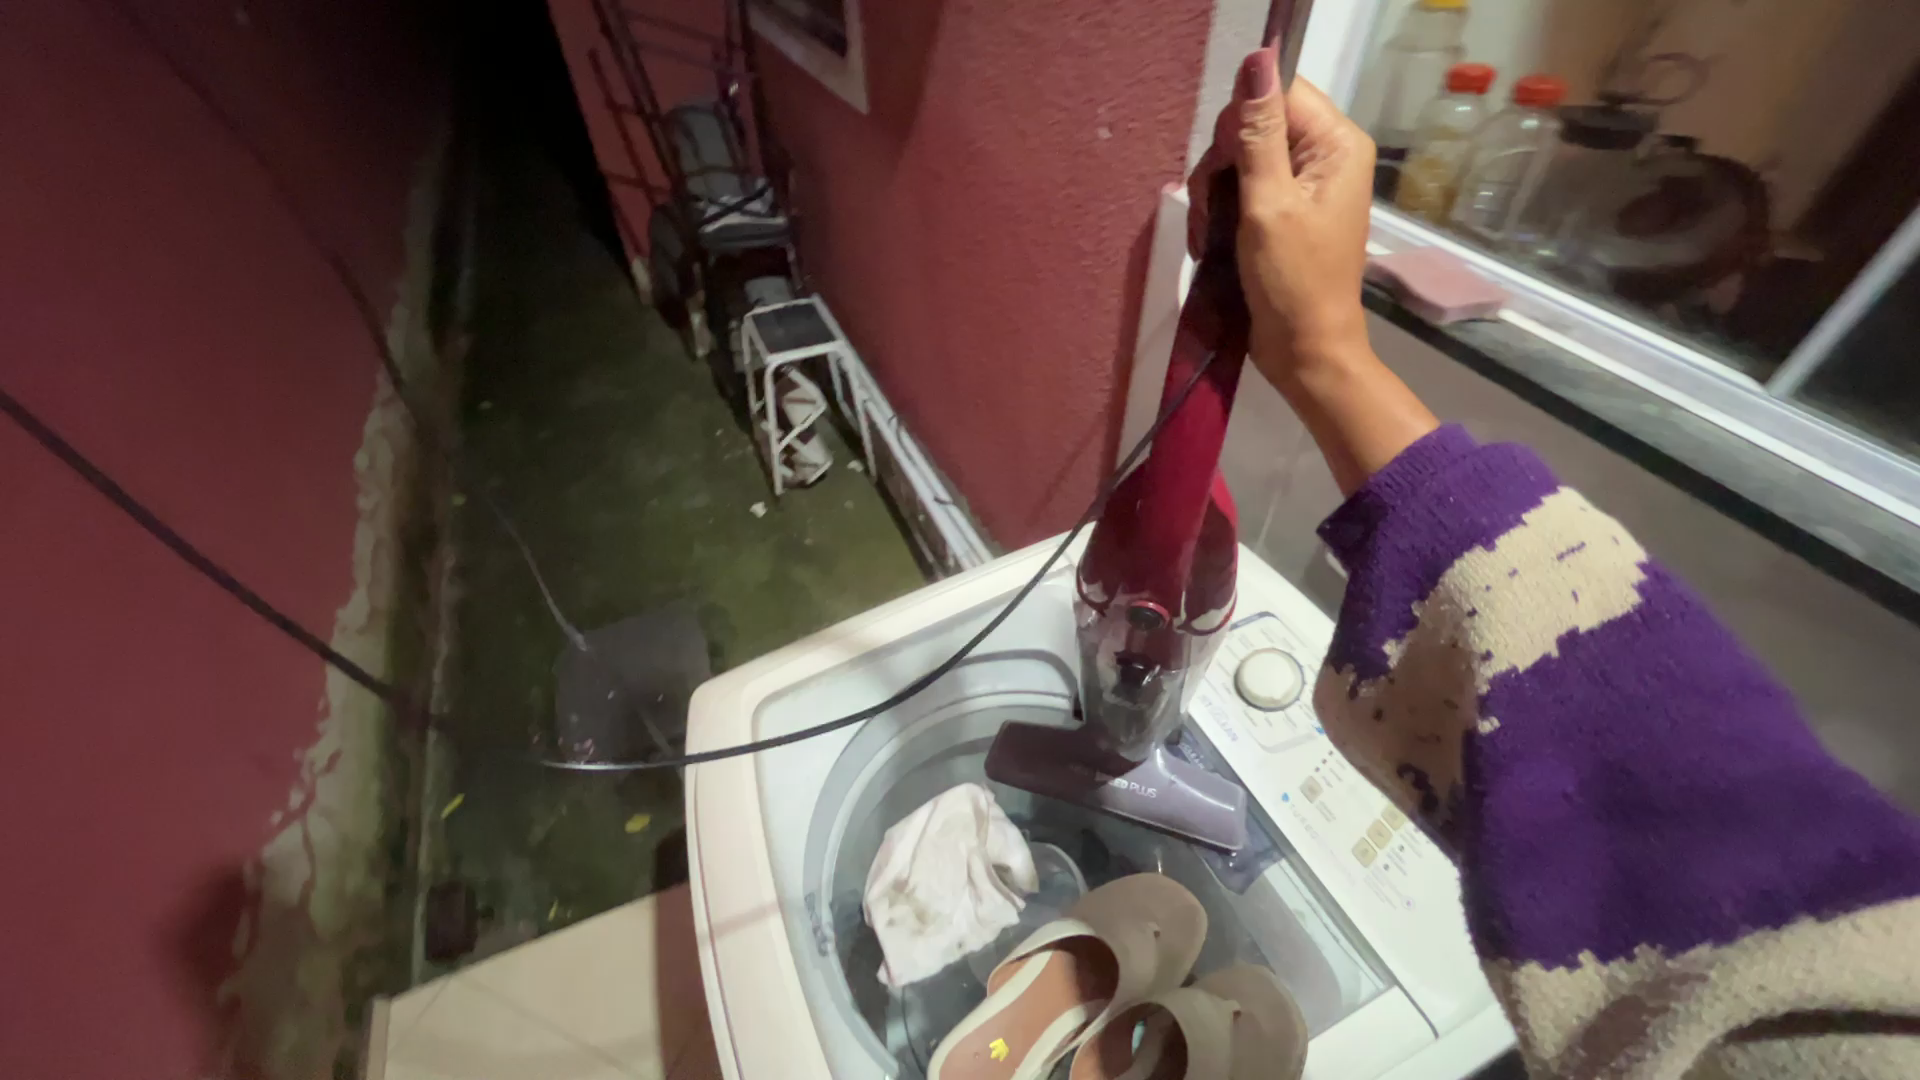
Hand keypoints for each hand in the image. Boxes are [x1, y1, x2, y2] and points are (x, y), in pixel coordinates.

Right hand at [1199, 48, 1375, 385]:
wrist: (1304, 350)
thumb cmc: (1292, 282)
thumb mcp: (1269, 206)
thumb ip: (1258, 135)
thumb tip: (1256, 59)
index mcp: (1336, 145)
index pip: (1282, 93)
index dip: (1242, 122)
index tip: (1223, 169)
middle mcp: (1324, 157)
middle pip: (1257, 126)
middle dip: (1222, 167)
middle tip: (1208, 213)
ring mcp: (1302, 189)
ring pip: (1242, 162)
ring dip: (1214, 196)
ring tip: (1206, 236)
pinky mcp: (1282, 216)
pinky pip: (1243, 192)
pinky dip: (1220, 215)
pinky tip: (1208, 242)